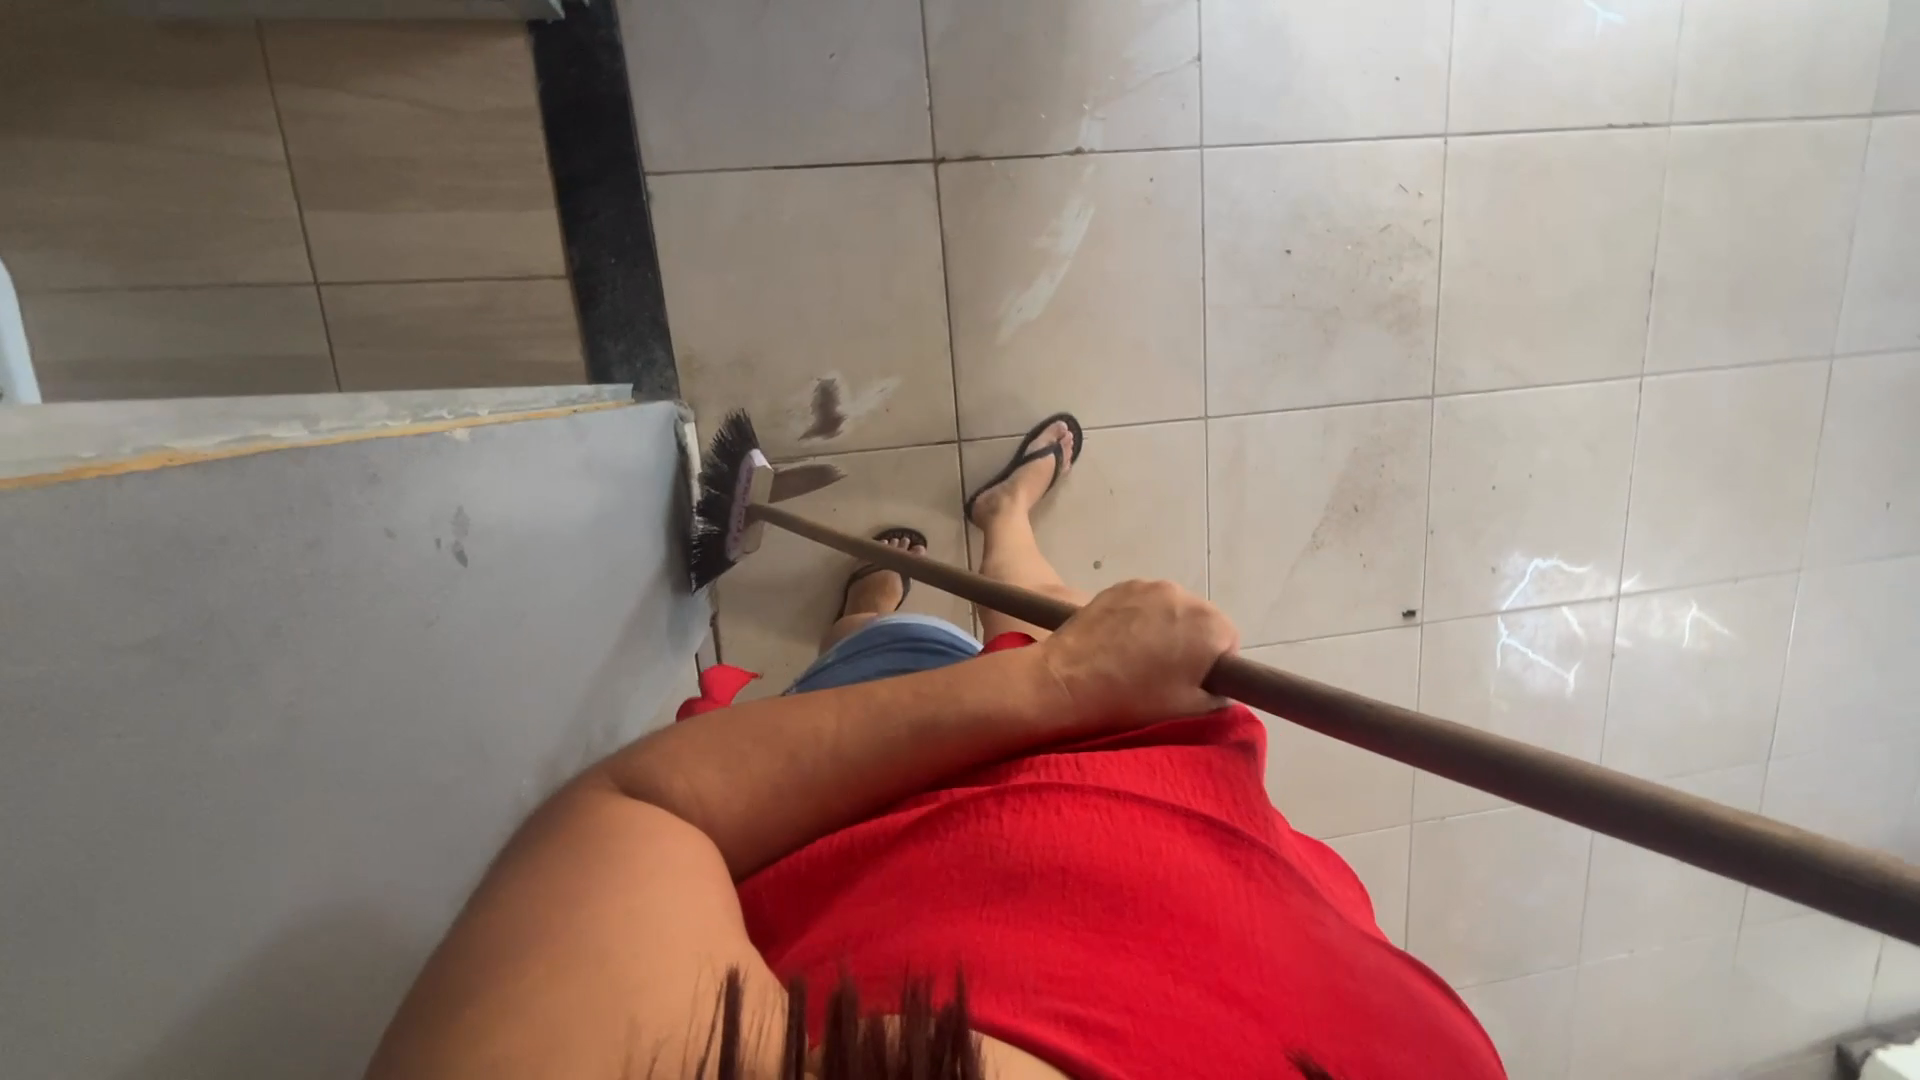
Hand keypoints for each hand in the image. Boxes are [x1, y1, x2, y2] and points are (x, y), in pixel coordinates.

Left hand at [1035, 580, 1239, 731]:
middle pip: (1200, 620)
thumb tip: (1219, 685)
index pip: (1229, 642)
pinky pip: (1144, 601)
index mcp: (1210, 625)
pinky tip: (1120, 640)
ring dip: (1164, 626)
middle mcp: (1185, 595)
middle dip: (1190, 642)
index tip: (1189, 681)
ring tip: (1137, 656)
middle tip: (1163, 671)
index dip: (1213, 665)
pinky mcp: (1121, 585)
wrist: (1069, 679)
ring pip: (1171, 609)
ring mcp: (1149, 585)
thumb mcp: (1190, 709)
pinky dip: (1140, 617)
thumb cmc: (1133, 698)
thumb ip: (1221, 695)